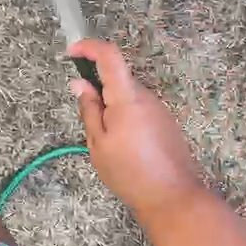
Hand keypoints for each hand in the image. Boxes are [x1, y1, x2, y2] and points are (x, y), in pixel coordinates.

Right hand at [68, 39, 202, 221]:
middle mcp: (146, 96)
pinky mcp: (165, 122)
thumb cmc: (130, 172)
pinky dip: (123, 115)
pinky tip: (124, 145)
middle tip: (88, 118)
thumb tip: (80, 83)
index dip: (88, 47)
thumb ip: (89, 109)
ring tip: (106, 139)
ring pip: (126, 94)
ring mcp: (158, 109)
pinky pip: (138, 107)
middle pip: (117, 77)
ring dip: (111, 104)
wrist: (174, 199)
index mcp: (127, 98)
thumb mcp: (98, 143)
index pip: (109, 55)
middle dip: (97, 88)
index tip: (71, 52)